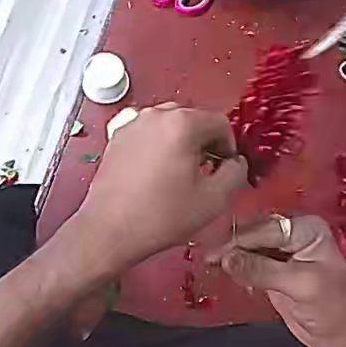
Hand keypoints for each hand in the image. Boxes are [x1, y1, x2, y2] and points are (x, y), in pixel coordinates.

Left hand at [61, 103, 247, 274]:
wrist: (109, 231)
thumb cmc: (160, 216)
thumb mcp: (214, 199)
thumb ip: (236, 173)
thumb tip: (236, 163)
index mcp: (182, 123)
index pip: (220, 122)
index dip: (228, 147)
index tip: (224, 169)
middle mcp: (156, 115)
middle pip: (195, 119)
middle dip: (205, 143)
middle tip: (205, 174)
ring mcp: (133, 123)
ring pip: (170, 124)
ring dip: (182, 143)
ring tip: (180, 174)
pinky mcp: (117, 137)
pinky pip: (149, 133)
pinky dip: (159, 146)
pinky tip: (156, 173)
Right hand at [212, 214, 345, 346]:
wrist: (340, 337)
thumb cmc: (331, 307)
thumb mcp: (300, 286)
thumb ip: (262, 270)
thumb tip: (226, 259)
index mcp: (308, 228)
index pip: (266, 228)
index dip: (240, 240)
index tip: (215, 253)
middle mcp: (295, 232)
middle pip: (255, 233)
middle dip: (233, 245)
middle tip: (208, 259)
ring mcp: (283, 249)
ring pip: (249, 245)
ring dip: (231, 255)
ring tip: (210, 264)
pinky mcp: (273, 267)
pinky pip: (249, 260)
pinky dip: (236, 265)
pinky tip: (222, 270)